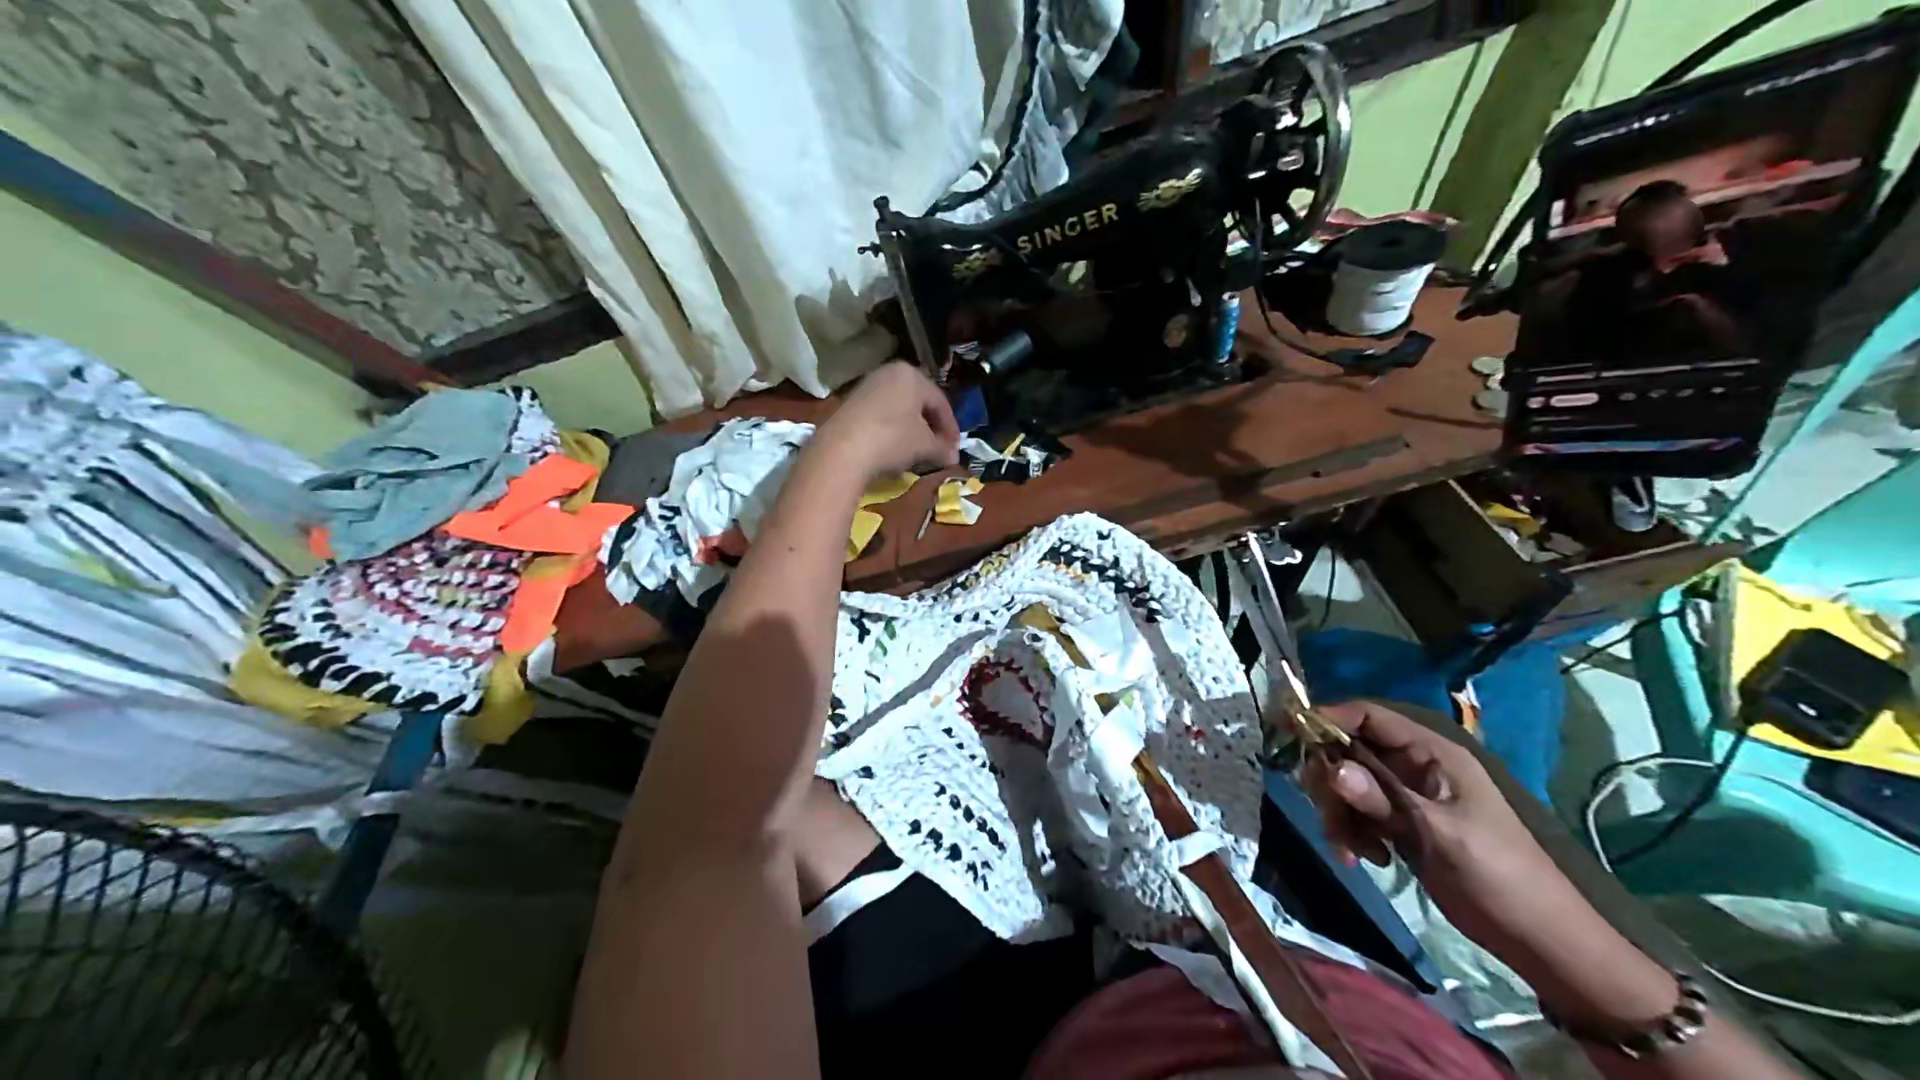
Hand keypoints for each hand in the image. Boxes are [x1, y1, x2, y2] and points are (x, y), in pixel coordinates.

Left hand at [812, 362, 959, 479]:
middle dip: (931, 427)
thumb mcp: (924, 446)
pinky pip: (881, 414)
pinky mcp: (850, 402)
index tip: (955, 448)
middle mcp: (889, 373)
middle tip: (939, 448)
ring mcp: (867, 386)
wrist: (841, 449)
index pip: (941, 402)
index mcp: (912, 375)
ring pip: (899, 408)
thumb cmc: (892, 439)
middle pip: (919, 402)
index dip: (951, 428)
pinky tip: (893, 448)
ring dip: (911, 429)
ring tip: (917, 450)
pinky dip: (892, 429)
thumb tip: (953, 457)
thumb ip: (943, 449)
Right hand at [1303, 702, 1678, 1031]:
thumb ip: (1384, 799)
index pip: (1369, 716)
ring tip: (1353, 850)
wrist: (1537, 937)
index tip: (1288, 729)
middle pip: (1348, 751)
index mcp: (1431, 754)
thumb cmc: (1499, 875)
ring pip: (1347, 784)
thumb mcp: (1439, 834)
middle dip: (1330, 781)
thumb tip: (1332, 770)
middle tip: (1330, 815)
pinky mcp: (1399, 823)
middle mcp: (1413, 766)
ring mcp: (1405, 795)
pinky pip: (1356, 812)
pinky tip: (1364, 858)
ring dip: (1339, 813)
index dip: (1328, 717)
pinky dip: (1350, 832)